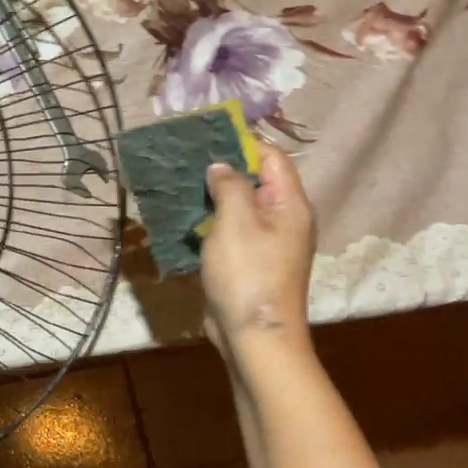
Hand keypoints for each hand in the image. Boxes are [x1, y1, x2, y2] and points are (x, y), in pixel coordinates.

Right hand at [200, 143, 315, 356]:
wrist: (255, 333)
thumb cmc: (248, 273)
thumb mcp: (235, 223)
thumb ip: (229, 187)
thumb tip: (221, 165)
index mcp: (290, 205)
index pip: (272, 158)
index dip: (243, 142)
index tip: (205, 135)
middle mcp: (284, 219)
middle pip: (256, 180)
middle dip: (222, 167)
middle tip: (183, 159)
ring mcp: (267, 241)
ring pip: (239, 206)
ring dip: (211, 195)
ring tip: (177, 185)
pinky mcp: (248, 260)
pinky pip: (228, 229)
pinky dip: (207, 220)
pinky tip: (182, 220)